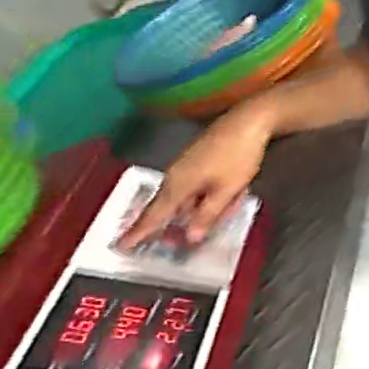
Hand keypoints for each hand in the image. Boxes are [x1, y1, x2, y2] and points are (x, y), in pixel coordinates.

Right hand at [118, 107, 274, 249]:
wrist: (246, 123)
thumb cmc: (237, 158)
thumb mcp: (226, 191)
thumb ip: (208, 214)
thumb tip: (190, 236)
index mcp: (177, 185)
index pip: (154, 214)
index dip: (140, 231)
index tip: (122, 245)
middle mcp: (174, 176)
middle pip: (172, 208)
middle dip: (185, 221)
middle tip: (199, 231)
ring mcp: (185, 167)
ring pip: (190, 198)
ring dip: (208, 206)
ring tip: (234, 198)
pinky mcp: (196, 162)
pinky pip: (199, 187)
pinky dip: (213, 194)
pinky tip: (235, 191)